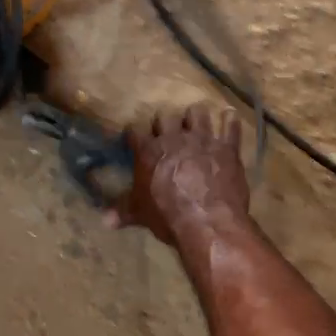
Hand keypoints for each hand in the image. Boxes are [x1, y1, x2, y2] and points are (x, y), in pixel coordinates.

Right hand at [108, 105, 250, 245]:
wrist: (207, 221)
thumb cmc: (167, 215)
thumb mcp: (140, 213)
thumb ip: (122, 211)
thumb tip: (104, 221)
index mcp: (148, 151)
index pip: (135, 131)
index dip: (135, 133)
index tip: (135, 137)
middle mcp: (173, 139)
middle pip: (165, 116)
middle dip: (165, 122)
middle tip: (168, 131)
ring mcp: (201, 140)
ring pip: (197, 114)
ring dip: (196, 116)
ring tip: (196, 122)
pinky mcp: (226, 148)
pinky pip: (230, 127)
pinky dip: (230, 121)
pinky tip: (229, 116)